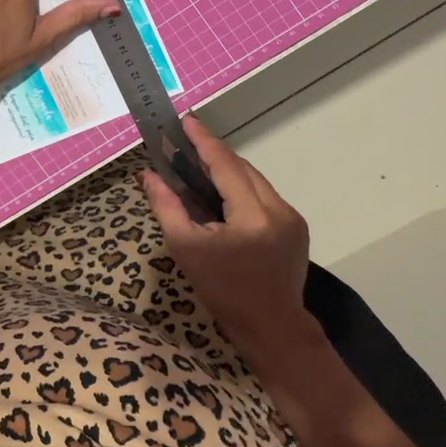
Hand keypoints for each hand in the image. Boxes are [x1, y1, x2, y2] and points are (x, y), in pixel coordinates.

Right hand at [141, 117, 309, 340]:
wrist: (270, 326)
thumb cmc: (222, 290)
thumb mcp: (186, 248)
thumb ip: (167, 207)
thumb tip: (149, 175)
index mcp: (252, 215)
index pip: (225, 166)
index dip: (204, 141)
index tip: (186, 121)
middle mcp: (278, 209)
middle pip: (242, 168)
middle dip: (214, 153)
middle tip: (186, 142)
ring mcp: (292, 218)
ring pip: (255, 181)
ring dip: (228, 170)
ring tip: (199, 164)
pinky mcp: (296, 227)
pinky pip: (264, 196)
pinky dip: (241, 187)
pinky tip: (222, 192)